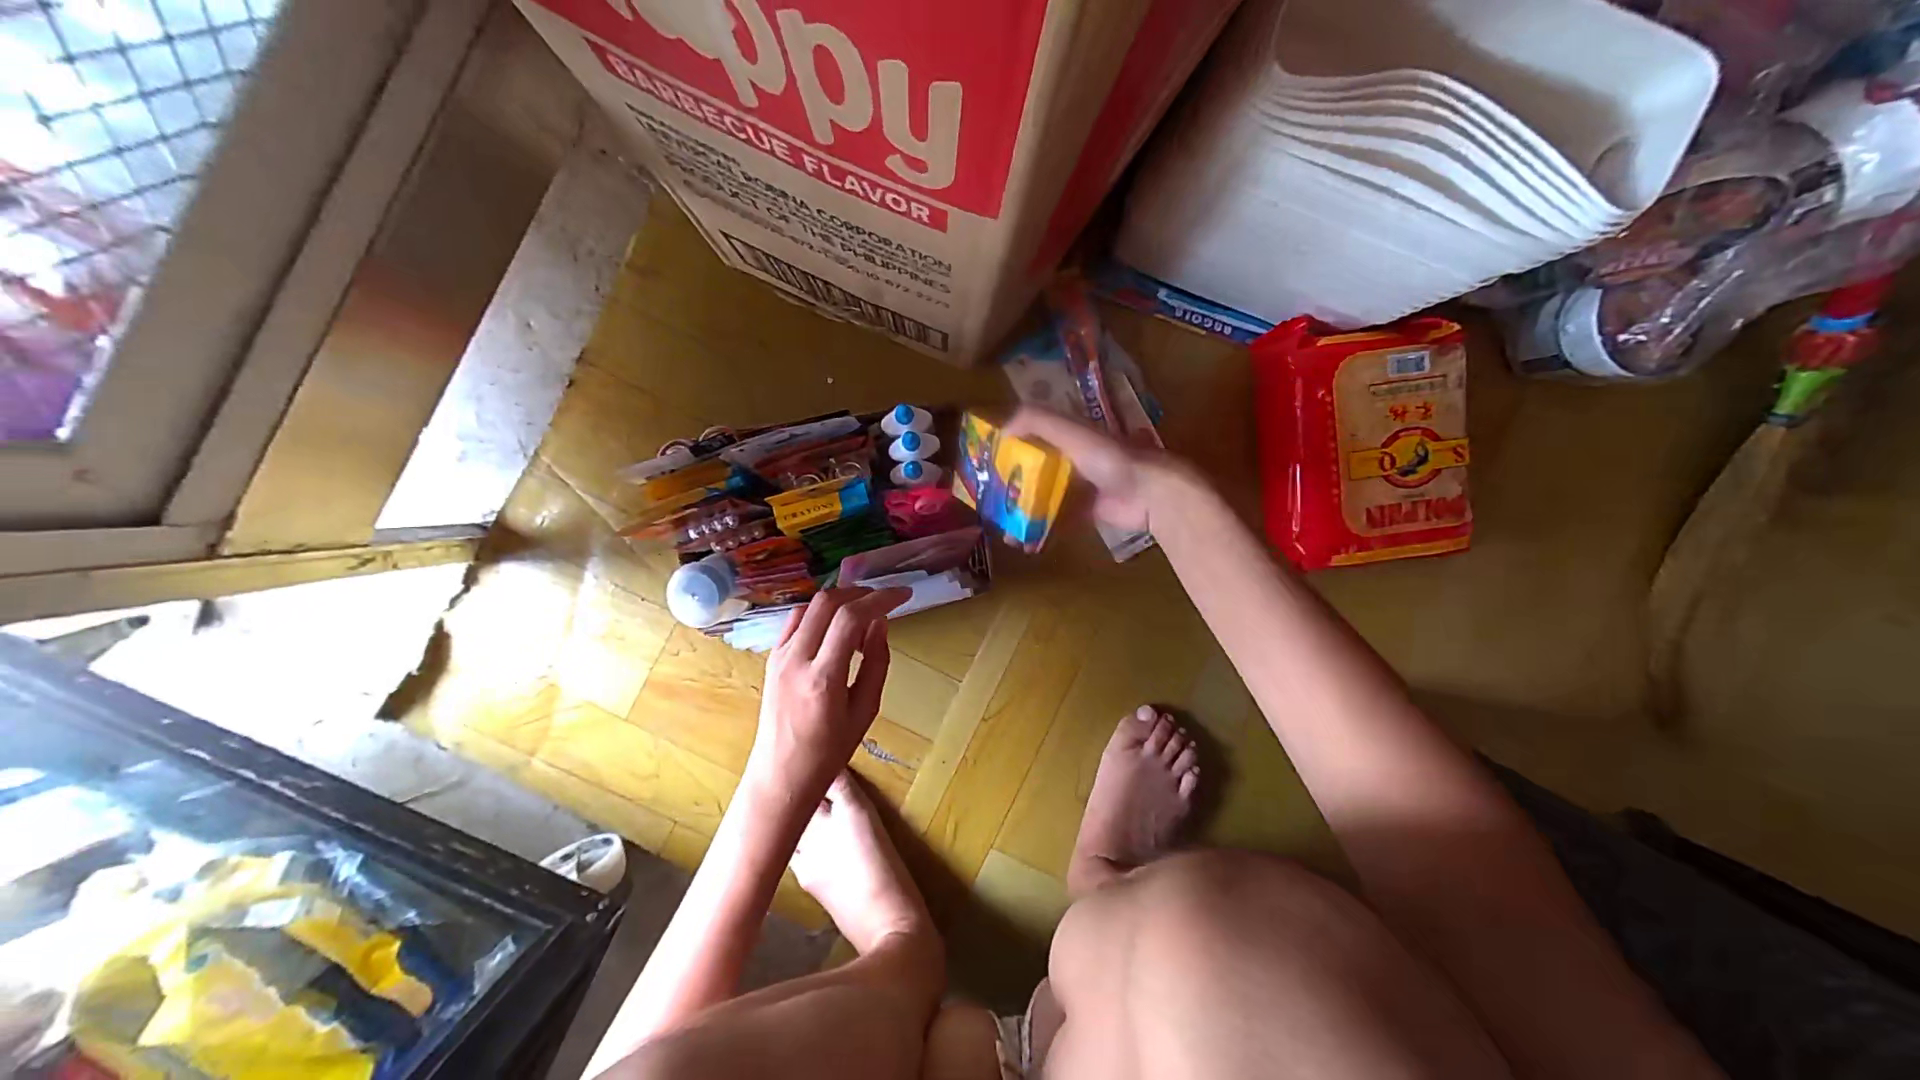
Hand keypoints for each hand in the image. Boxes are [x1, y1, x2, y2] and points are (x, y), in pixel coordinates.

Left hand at [746, 586, 910, 802]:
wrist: (781, 775)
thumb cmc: (829, 753)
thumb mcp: (865, 710)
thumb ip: (876, 662)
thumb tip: (880, 624)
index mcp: (822, 678)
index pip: (851, 618)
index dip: (880, 599)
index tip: (902, 595)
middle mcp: (796, 659)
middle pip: (827, 602)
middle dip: (860, 593)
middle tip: (883, 600)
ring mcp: (779, 657)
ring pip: (809, 606)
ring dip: (839, 600)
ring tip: (862, 614)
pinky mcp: (772, 658)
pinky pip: (796, 621)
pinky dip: (820, 614)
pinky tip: (835, 626)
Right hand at [1006, 406, 1193, 533]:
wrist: (1148, 492)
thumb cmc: (1108, 457)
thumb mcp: (1070, 431)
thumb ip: (1036, 421)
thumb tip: (1002, 428)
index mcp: (1073, 435)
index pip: (1037, 434)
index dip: (1015, 443)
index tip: (991, 459)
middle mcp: (1077, 459)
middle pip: (1039, 468)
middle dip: (1016, 483)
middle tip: (992, 498)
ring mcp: (1084, 487)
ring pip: (1048, 496)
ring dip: (1027, 509)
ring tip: (1005, 523)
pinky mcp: (1090, 512)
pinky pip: (1062, 519)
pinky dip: (1044, 528)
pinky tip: (1026, 538)